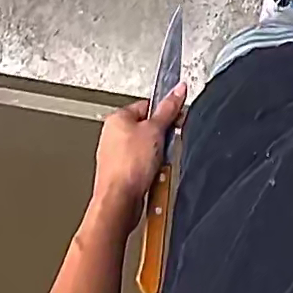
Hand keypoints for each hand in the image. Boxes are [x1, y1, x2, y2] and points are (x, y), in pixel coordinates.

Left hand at [88, 84, 185, 232]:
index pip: (148, 106)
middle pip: (148, 129)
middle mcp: (114, 135)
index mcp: (118, 118)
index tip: (175, 120)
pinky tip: (153, 177)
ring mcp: (117, 156)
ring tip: (157, 165)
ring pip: (148, 149)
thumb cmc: (128, 167)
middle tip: (164, 146)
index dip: (164, 113)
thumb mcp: (155, 130)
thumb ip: (169, 109)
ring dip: (158, 157)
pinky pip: (143, 166)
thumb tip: (178, 90)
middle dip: (161, 139)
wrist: (119, 202)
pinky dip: (151, 171)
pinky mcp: (122, 173)